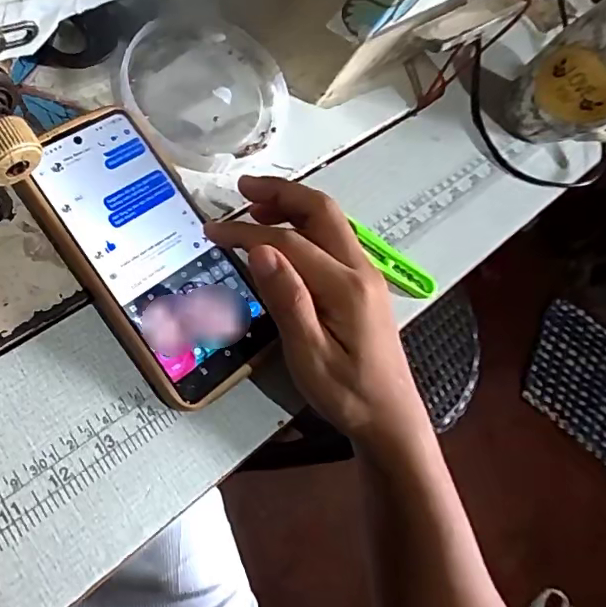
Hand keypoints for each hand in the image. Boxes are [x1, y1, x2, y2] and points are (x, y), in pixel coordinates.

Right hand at [206, 175, 427, 448]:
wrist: (392, 417)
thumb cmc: (348, 394)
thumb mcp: (310, 356)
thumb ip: (287, 300)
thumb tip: (260, 251)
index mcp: (346, 286)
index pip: (290, 242)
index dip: (248, 232)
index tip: (214, 231)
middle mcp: (360, 269)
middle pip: (321, 211)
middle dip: (280, 193)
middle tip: (241, 189)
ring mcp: (365, 274)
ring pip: (329, 221)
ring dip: (293, 205)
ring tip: (255, 206)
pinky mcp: (363, 284)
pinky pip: (332, 238)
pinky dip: (304, 224)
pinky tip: (283, 236)